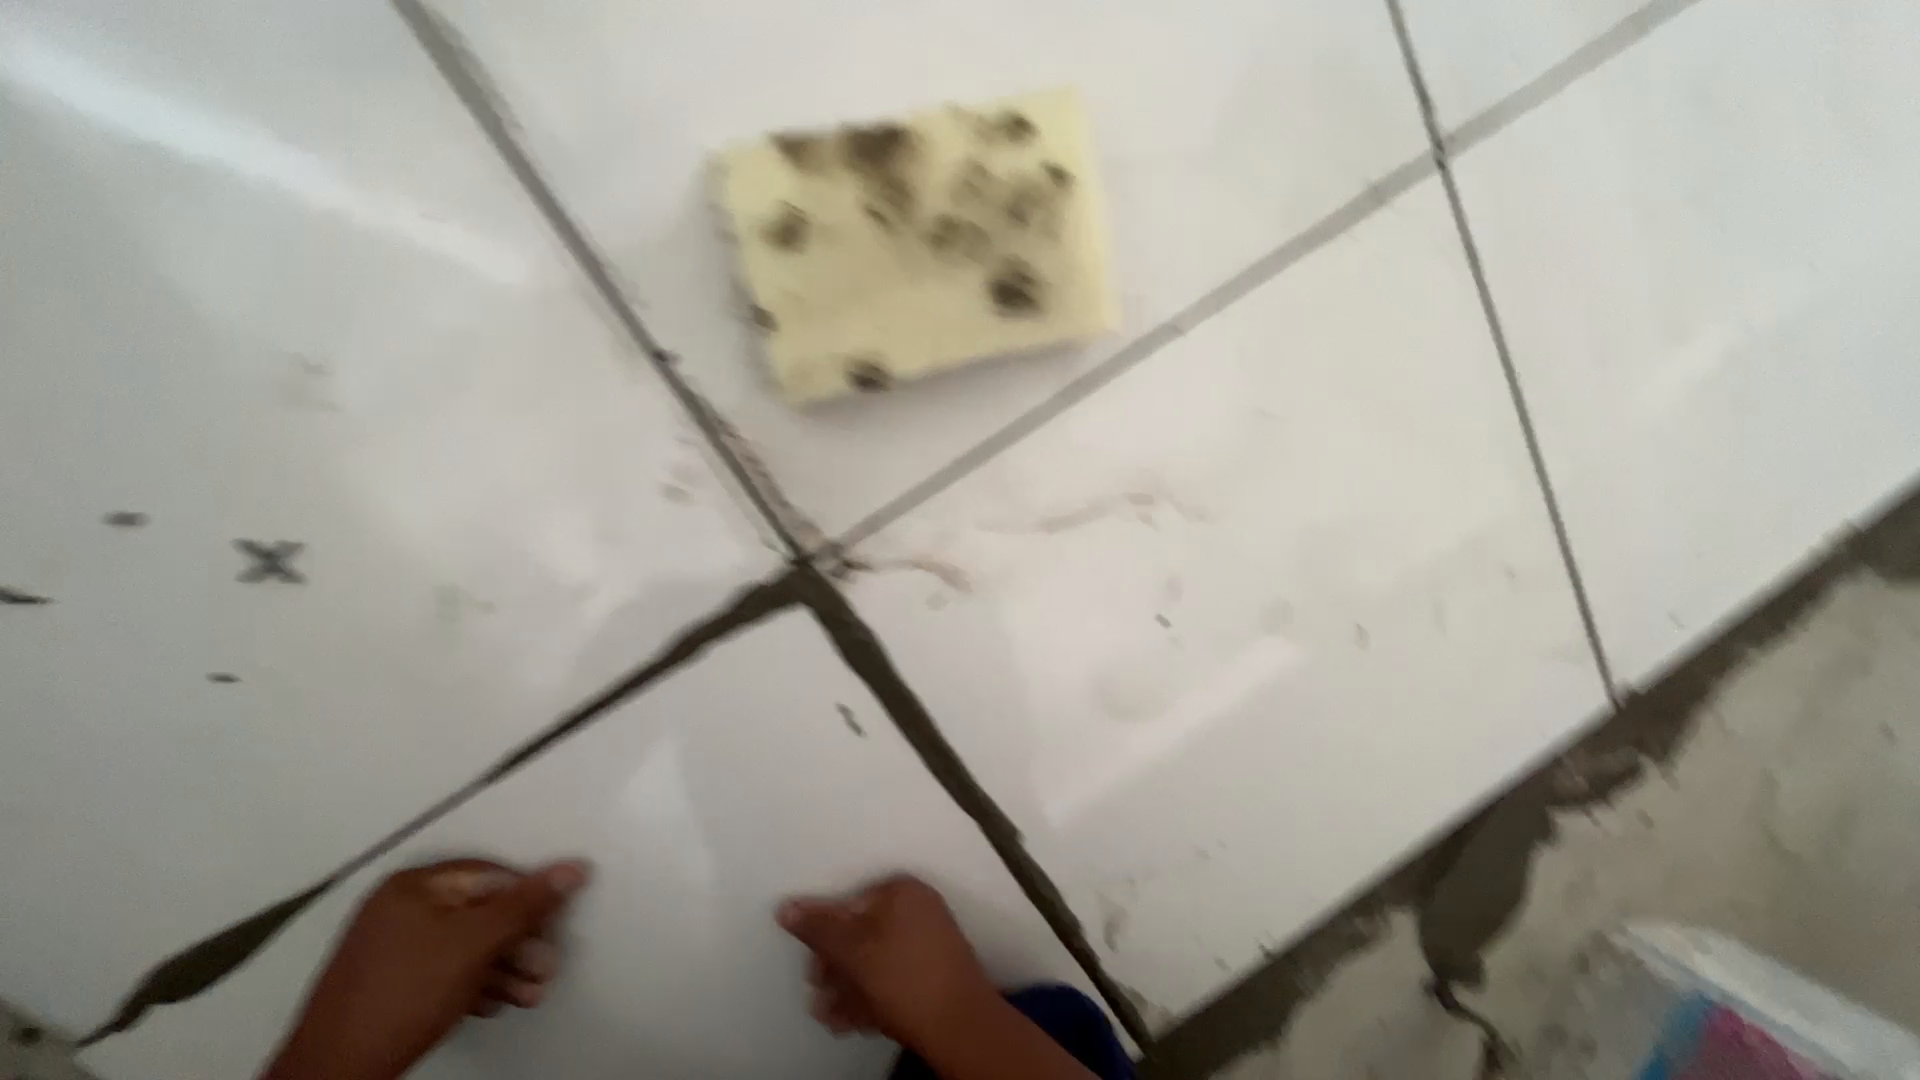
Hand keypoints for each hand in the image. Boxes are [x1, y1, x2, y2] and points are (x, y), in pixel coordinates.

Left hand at [264, 857, 590, 1079]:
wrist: (335, 1072)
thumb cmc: (402, 997)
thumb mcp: (476, 943)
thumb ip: (526, 904)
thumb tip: (571, 870)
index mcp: (415, 886)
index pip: (493, 876)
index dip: (529, 898)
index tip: (554, 923)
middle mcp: (401, 908)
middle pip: (483, 913)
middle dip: (520, 943)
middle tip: (544, 967)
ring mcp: (394, 946)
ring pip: (468, 946)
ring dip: (506, 967)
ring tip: (529, 992)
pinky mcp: (394, 981)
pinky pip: (448, 968)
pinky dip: (477, 982)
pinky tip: (496, 1001)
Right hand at [776, 874, 1000, 1050]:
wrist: (960, 1026)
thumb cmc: (904, 978)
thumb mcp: (853, 950)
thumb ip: (818, 928)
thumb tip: (786, 907)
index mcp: (902, 891)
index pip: (849, 901)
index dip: (823, 933)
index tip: (810, 962)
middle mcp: (917, 909)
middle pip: (860, 933)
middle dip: (833, 967)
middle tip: (816, 990)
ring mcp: (927, 942)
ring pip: (873, 960)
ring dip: (845, 987)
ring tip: (828, 1014)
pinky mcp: (931, 974)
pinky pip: (890, 977)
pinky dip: (868, 995)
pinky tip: (848, 1020)